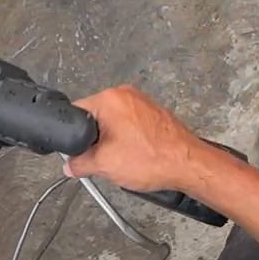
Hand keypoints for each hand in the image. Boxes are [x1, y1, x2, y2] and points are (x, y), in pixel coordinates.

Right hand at [65, 85, 209, 193]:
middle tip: (102, 158)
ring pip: (113, 122)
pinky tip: (136, 155)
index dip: (72, 135)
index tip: (78, 151)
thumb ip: (79, 164)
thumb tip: (70, 165)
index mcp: (109, 99)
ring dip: (112, 141)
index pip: (76, 112)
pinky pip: (130, 125)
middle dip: (94, 139)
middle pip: (95, 117)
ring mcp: (142, 102)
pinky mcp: (154, 113)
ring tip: (122, 158)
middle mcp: (126, 94)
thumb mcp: (104, 164)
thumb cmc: (151, 159)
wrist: (188, 165)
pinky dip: (128, 139)